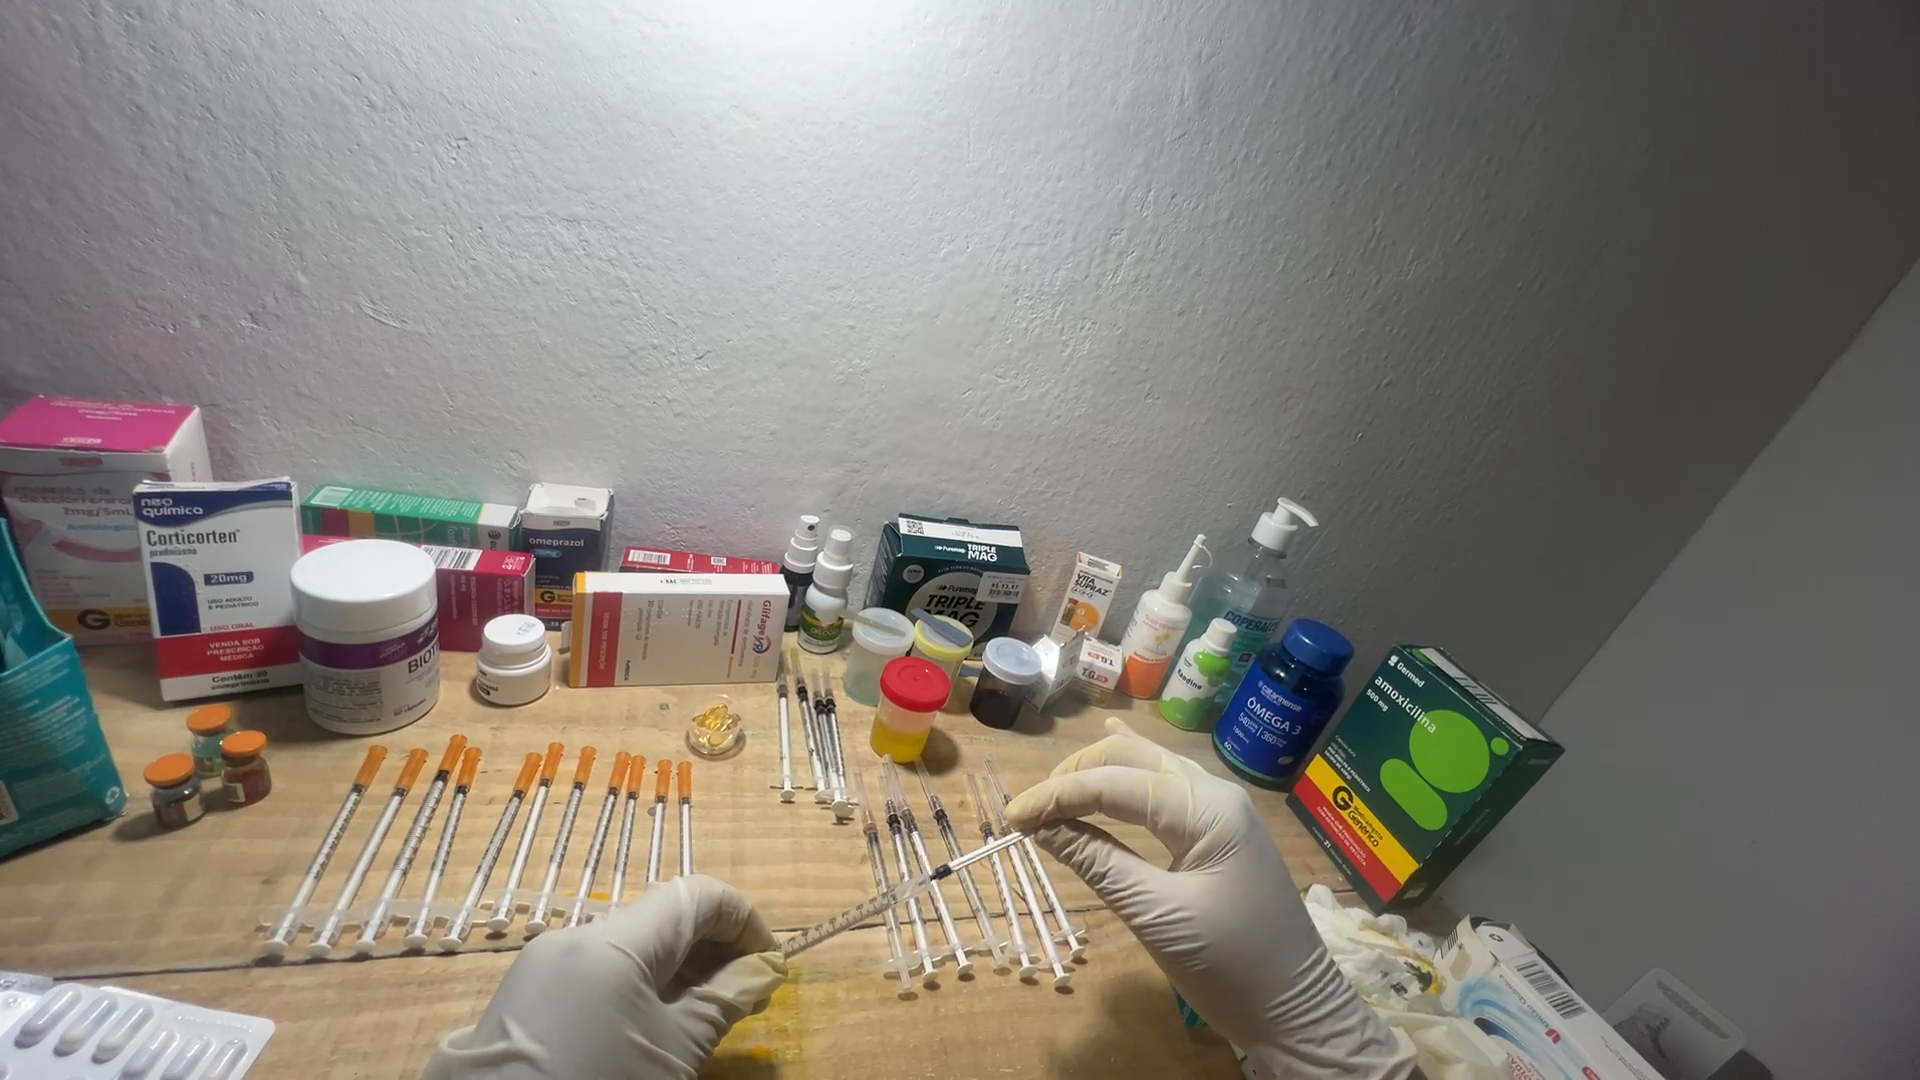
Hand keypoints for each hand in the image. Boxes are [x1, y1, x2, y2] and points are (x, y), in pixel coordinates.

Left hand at [422, 875, 786, 1079]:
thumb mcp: (674, 1055)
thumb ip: (725, 1001)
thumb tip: (765, 970)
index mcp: (612, 941)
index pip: (697, 894)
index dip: (743, 919)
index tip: (769, 962)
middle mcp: (575, 937)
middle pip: (663, 916)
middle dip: (712, 945)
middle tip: (744, 991)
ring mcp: (541, 968)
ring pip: (631, 945)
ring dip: (678, 966)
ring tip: (705, 1010)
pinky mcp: (521, 1001)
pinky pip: (596, 972)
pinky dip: (638, 985)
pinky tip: (653, 1023)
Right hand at [1005, 718, 1417, 1079]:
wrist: (1301, 1016)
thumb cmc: (1232, 970)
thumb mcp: (1156, 917)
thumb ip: (1096, 862)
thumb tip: (1038, 827)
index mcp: (1206, 808)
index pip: (1115, 785)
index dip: (1058, 796)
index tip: (1012, 817)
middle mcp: (1214, 791)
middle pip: (1130, 759)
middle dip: (1075, 776)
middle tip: (1032, 811)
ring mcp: (1220, 806)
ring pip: (1146, 765)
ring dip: (1096, 772)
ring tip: (1054, 793)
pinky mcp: (1217, 825)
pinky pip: (1165, 782)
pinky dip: (1130, 765)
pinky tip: (1112, 733)